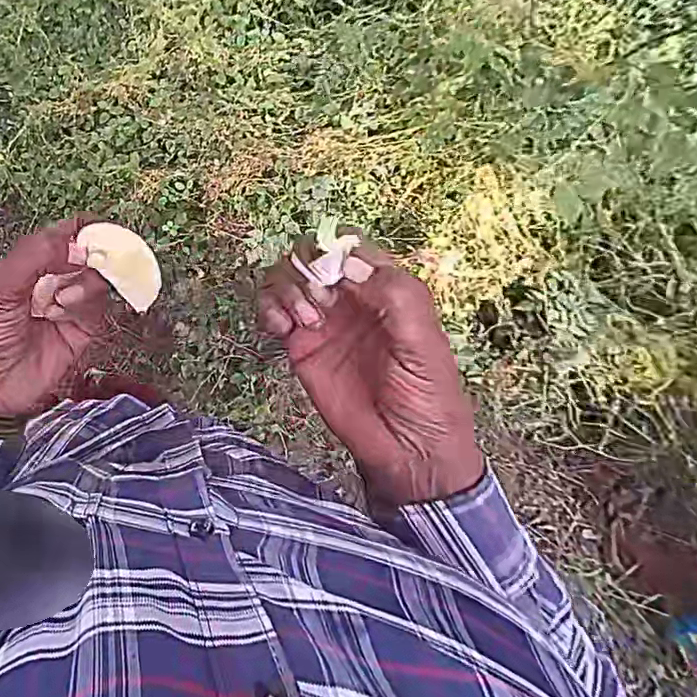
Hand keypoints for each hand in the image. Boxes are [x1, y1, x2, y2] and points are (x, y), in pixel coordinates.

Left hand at [0, 218, 112, 419]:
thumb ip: (32, 257)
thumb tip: (74, 241)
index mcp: (28, 265)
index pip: (61, 236)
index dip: (80, 229)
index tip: (95, 228)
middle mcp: (52, 282)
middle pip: (86, 255)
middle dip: (91, 252)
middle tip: (90, 256)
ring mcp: (68, 306)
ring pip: (95, 280)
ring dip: (83, 281)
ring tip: (62, 297)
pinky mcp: (80, 332)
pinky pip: (95, 308)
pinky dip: (84, 303)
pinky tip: (63, 310)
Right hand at [258, 234, 483, 506]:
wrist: (405, 449)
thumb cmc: (428, 396)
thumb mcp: (426, 343)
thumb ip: (397, 297)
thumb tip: (351, 263)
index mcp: (385, 289)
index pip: (352, 246)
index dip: (337, 247)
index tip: (335, 270)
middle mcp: (349, 299)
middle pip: (311, 256)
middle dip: (306, 267)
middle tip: (319, 299)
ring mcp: (321, 320)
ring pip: (285, 279)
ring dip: (286, 289)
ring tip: (304, 320)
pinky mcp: (297, 344)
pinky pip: (271, 312)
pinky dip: (268, 310)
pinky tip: (282, 328)